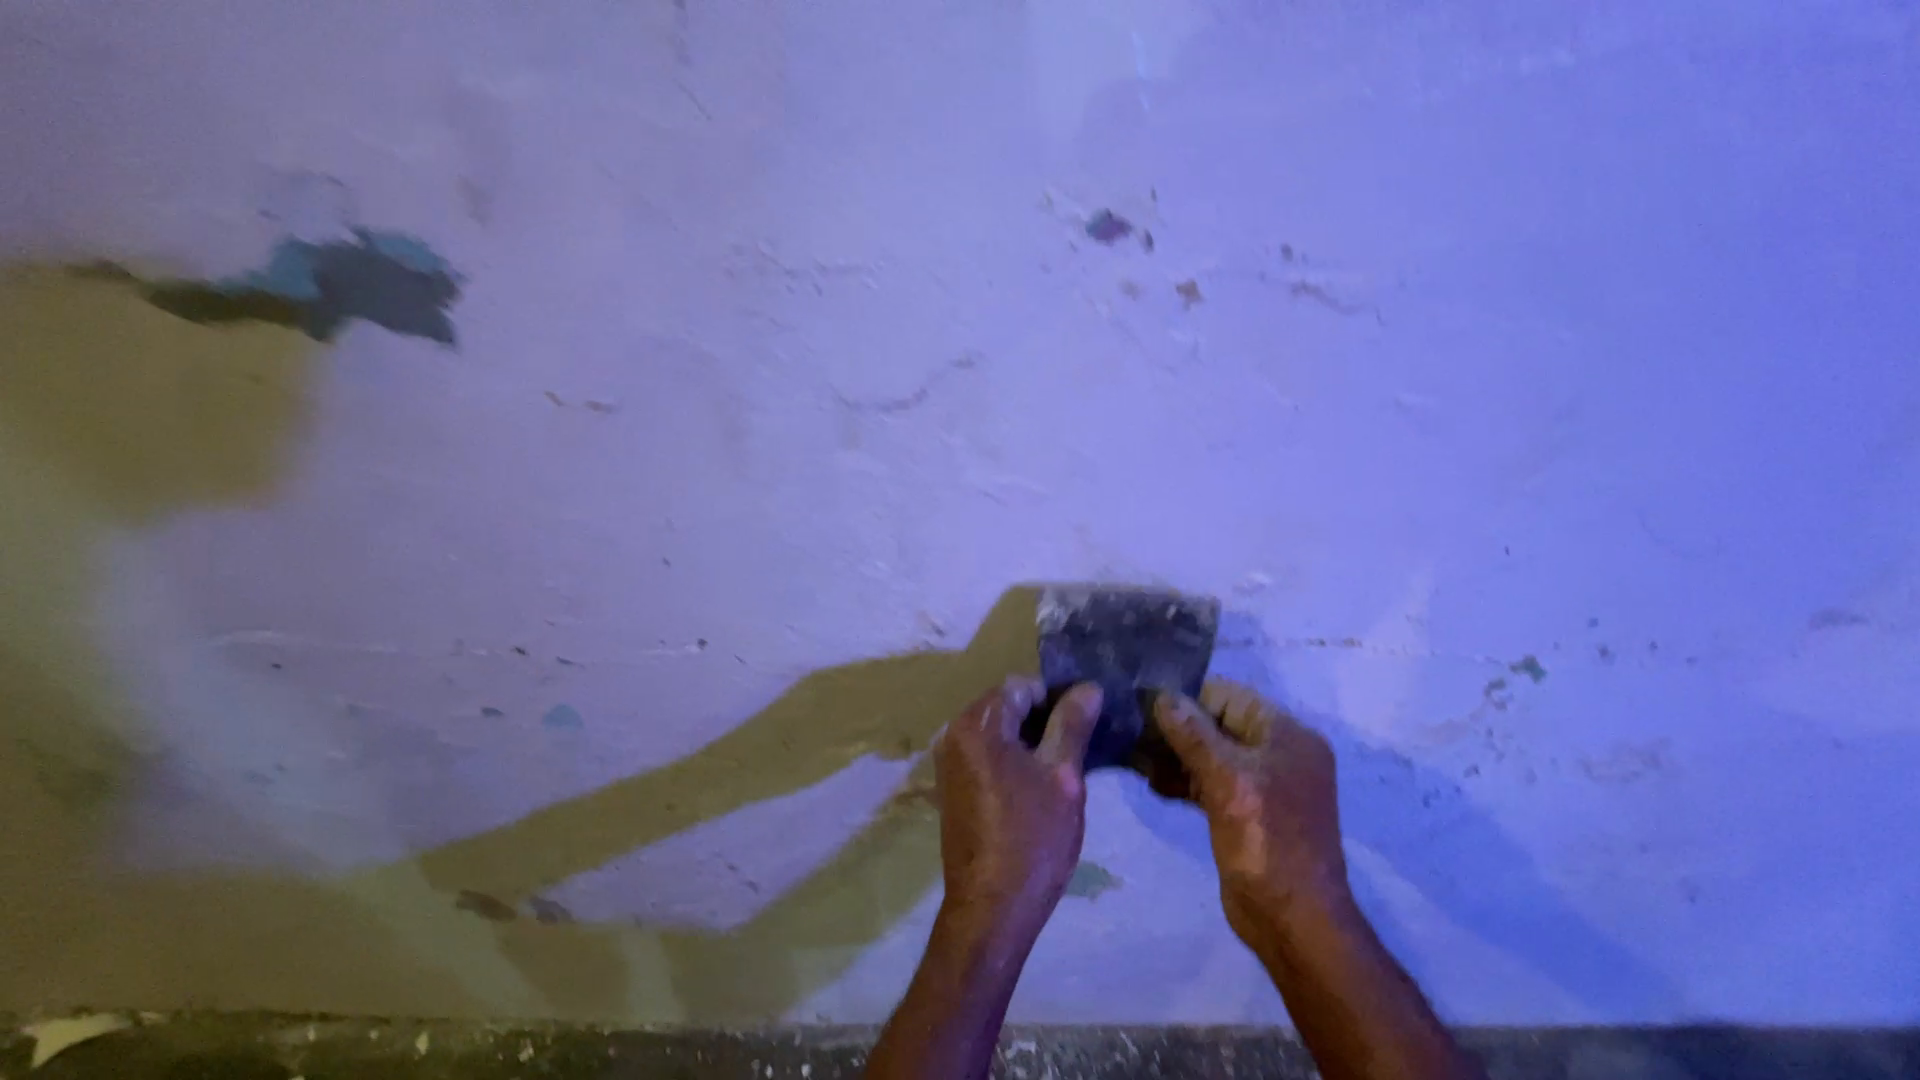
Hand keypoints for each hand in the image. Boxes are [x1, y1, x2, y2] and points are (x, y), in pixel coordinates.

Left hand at [935, 676, 1103, 939]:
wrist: (991, 909)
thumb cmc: (1031, 839)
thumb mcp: (1063, 778)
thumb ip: (1072, 726)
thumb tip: (1088, 687)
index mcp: (977, 724)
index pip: (1022, 686)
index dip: (1056, 699)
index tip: (1082, 727)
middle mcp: (953, 735)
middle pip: (1006, 706)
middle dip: (1042, 721)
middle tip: (1076, 753)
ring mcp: (948, 763)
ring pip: (997, 733)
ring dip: (1028, 743)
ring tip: (1060, 773)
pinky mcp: (950, 788)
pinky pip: (985, 756)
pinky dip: (1010, 761)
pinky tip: (1034, 791)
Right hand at [1153, 678, 1349, 946]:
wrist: (1293, 920)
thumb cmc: (1266, 842)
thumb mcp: (1228, 781)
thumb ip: (1194, 735)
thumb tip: (1162, 697)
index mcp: (1287, 735)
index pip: (1229, 696)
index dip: (1187, 698)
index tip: (1142, 705)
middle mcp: (1278, 753)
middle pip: (1219, 723)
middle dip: (1177, 728)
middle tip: (1131, 732)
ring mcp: (1262, 785)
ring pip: (1211, 754)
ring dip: (1176, 756)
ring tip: (1136, 759)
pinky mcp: (1246, 812)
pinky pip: (1211, 782)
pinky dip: (1185, 781)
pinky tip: (1154, 785)